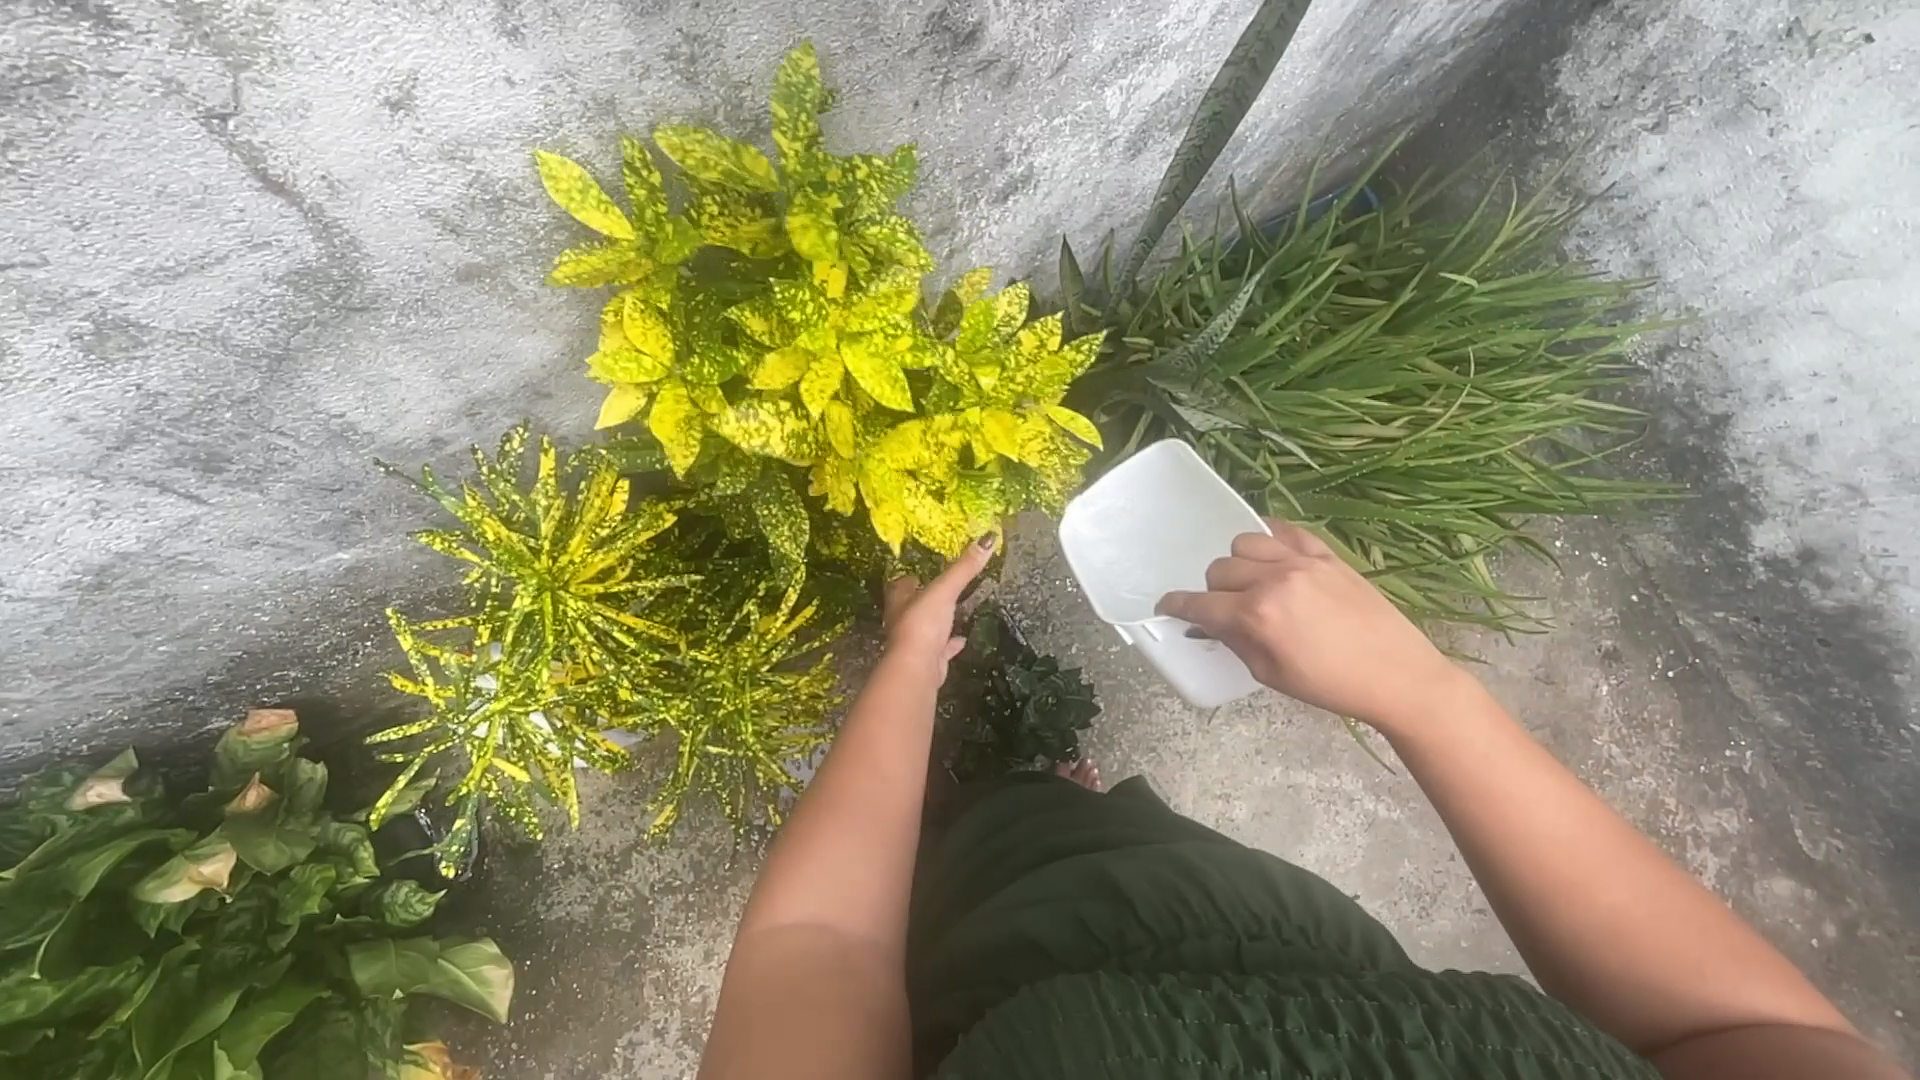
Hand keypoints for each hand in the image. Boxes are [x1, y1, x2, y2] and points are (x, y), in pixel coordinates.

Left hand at [881, 533, 995, 683]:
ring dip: (937, 620)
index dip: (909, 578)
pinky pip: (941, 648)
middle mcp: (903, 620)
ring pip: (926, 627)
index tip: (918, 572)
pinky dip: (951, 643)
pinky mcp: (928, 660)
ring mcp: (915, 642)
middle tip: (940, 589)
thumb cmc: (922, 623)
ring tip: (952, 611)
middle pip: (912, 606)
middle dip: (923, 599)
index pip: (901, 585)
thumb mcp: (944, 590)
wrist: (917, 667)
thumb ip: (964, 568)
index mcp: (900, 600)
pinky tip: (962, 639)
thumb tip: (987, 538)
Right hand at [1156, 519, 1469, 733]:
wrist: (1398, 675)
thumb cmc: (1330, 685)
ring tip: (1250, 582)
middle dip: (1212, 590)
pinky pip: (1285, 530)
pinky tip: (1270, 553)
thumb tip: (1209, 625)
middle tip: (1225, 609)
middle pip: (1219, 570)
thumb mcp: (1271, 674)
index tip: (1166, 606)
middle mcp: (1274, 580)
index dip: (1176, 605)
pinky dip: (1270, 537)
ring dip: (1238, 562)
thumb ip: (1235, 642)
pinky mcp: (1327, 555)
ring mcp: (1302, 562)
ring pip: (1245, 543)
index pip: (1200, 604)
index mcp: (1257, 616)